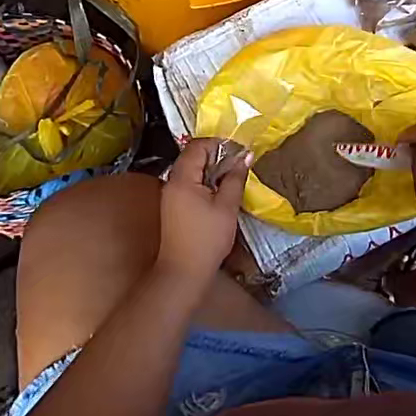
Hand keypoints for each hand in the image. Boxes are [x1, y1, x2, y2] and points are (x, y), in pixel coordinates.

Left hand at [156, 138, 248, 278]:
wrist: (184, 271)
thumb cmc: (208, 238)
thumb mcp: (227, 207)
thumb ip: (235, 178)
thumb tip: (246, 155)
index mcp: (182, 179)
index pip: (197, 147)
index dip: (218, 143)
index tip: (239, 150)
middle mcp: (171, 182)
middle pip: (191, 156)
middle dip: (215, 155)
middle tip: (238, 163)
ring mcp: (170, 195)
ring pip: (190, 170)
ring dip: (210, 169)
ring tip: (231, 177)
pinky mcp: (173, 206)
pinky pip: (188, 183)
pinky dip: (204, 181)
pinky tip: (219, 192)